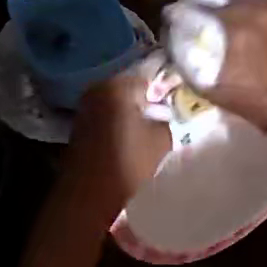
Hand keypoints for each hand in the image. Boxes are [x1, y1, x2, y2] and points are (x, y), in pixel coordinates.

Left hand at [67, 56, 173, 207]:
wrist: (87, 196)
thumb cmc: (128, 163)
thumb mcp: (162, 139)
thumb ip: (168, 116)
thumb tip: (168, 109)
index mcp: (119, 84)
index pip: (152, 71)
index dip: (171, 81)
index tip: (184, 93)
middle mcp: (99, 87)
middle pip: (134, 83)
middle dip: (152, 93)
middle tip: (172, 107)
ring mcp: (86, 104)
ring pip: (120, 97)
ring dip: (137, 106)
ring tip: (157, 120)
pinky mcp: (81, 123)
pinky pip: (109, 111)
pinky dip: (122, 117)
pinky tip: (137, 131)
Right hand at [169, 0, 266, 130]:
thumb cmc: (238, 93)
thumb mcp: (201, 81)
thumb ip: (181, 51)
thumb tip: (169, 27)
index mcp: (224, 28)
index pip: (186, 8)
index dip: (173, 13)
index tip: (169, 19)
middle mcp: (244, 8)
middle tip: (187, 9)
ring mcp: (262, 2)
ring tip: (207, 3)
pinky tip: (229, 0)